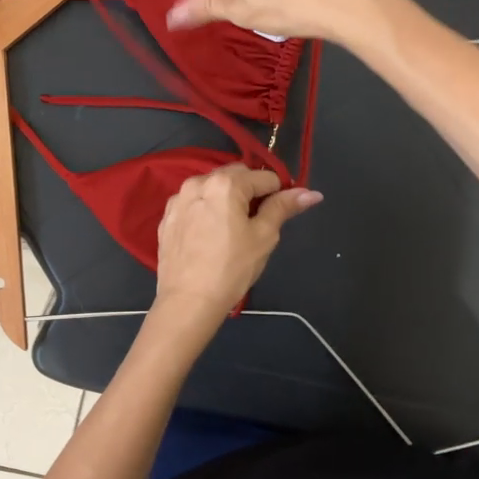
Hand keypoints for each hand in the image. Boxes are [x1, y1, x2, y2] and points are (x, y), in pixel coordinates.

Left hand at [152, 164, 321, 325]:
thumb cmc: (232, 268)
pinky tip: (209, 237)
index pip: (264, 178)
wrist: (188, 301)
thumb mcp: (264, 236)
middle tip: (257, 225)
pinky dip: (206, 211)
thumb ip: (284, 207)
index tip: (278, 217)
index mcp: (225, 183)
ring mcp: (178, 199)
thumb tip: (311, 193)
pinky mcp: (167, 217)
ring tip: (232, 232)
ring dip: (227, 200)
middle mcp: (197, 182)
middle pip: (236, 177)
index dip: (278, 194)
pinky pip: (194, 204)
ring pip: (213, 189)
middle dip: (251, 194)